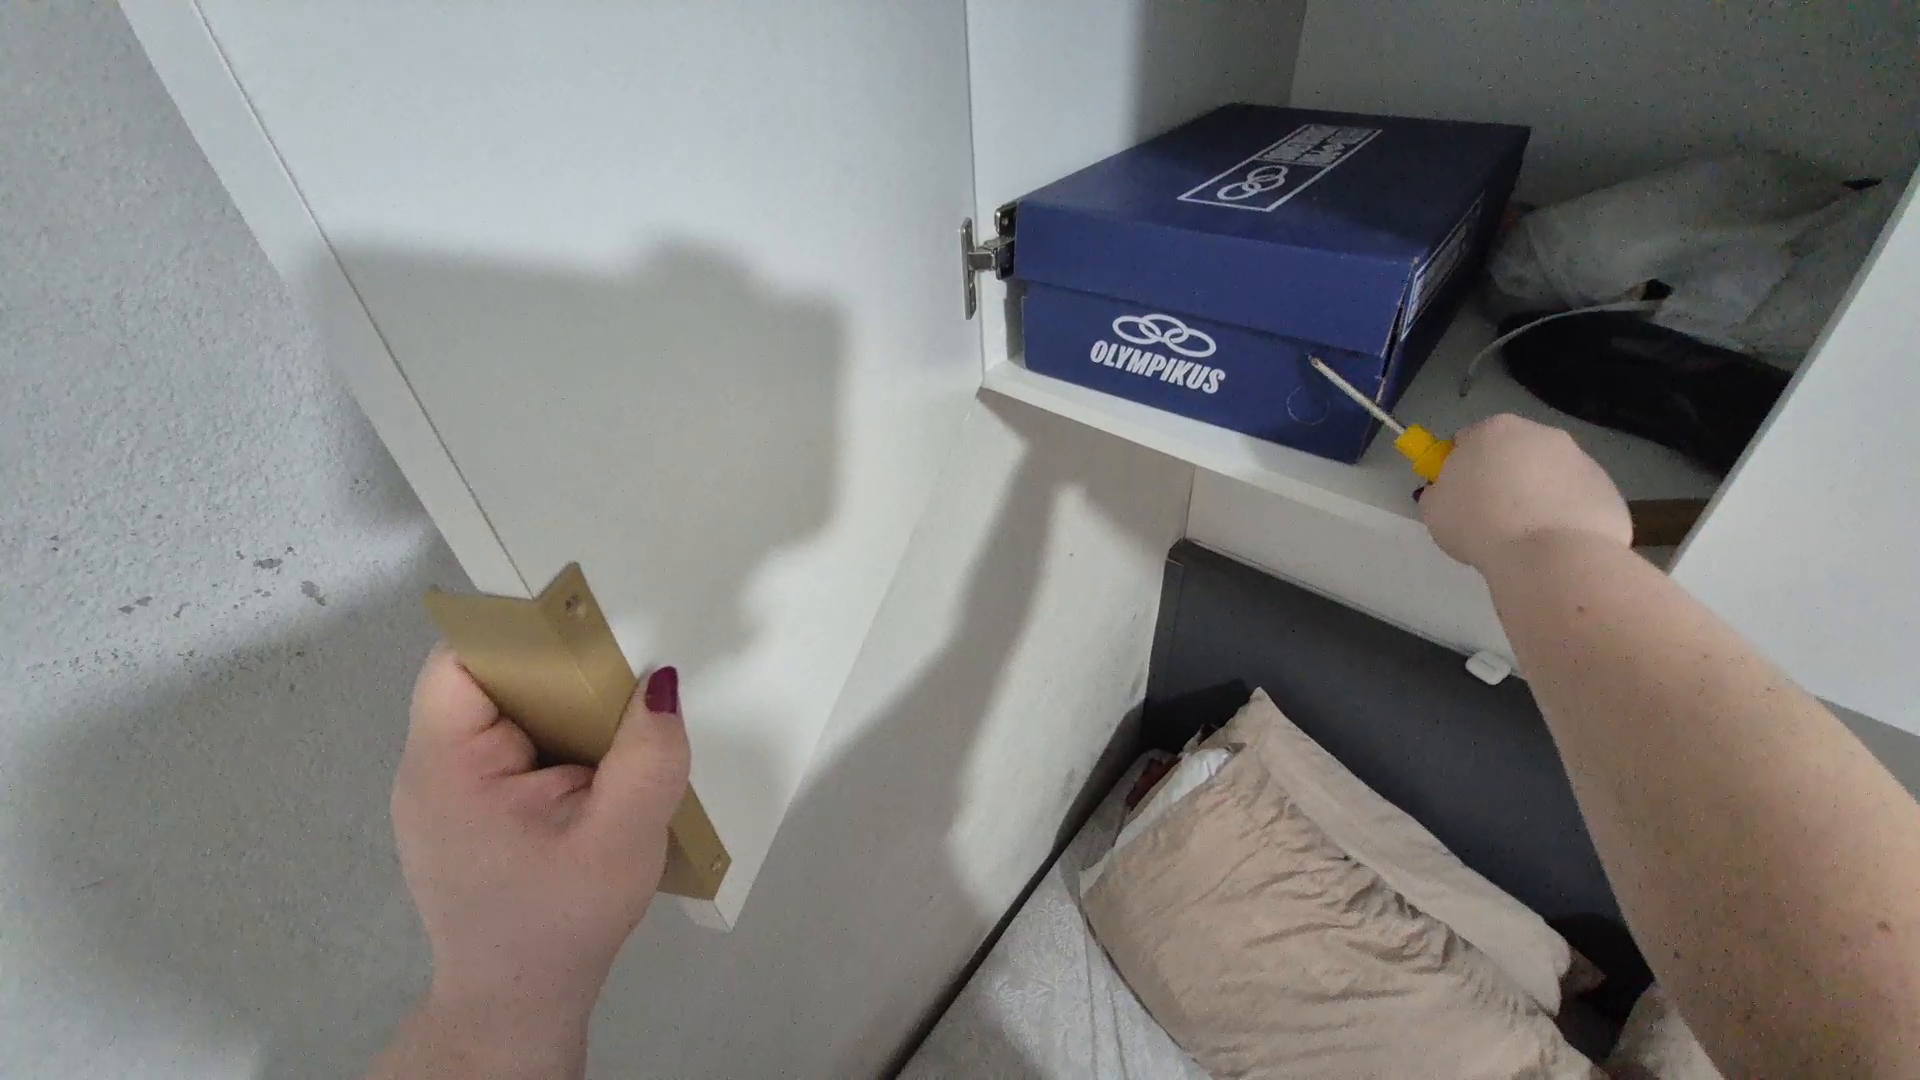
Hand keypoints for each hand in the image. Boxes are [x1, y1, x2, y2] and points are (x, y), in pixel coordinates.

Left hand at [390, 648, 689, 1040]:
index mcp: (448, 770)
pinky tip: (601, 754)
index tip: (589, 625)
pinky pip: (518, 738)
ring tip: (620, 716)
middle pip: (491, 677)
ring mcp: (451, 786)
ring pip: (511, 706)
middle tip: (624, 676)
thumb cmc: (562, 923)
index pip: (462, 662)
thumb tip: (660, 682)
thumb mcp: (624, 837)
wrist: (522, 1001)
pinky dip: (563, 732)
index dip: (521, 632)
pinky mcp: (475, 801)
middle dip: (561, 667)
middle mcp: (435, 768)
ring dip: (567, 703)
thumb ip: (649, 755)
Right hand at [1420, 414, 1630, 571]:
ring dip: (1534, 494)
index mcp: (1494, 430)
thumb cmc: (1479, 523)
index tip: (1455, 493)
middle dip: (1501, 475)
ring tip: (1522, 533)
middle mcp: (1542, 434)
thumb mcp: (1433, 508)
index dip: (1458, 466)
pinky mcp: (1608, 488)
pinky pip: (1575, 497)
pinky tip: (1550, 540)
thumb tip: (1453, 492)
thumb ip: (1439, 491)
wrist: (1549, 554)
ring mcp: (1581, 459)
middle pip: (1513, 451)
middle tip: (1487, 513)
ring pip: (1547, 474)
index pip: (1468, 439)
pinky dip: (1563, 513)